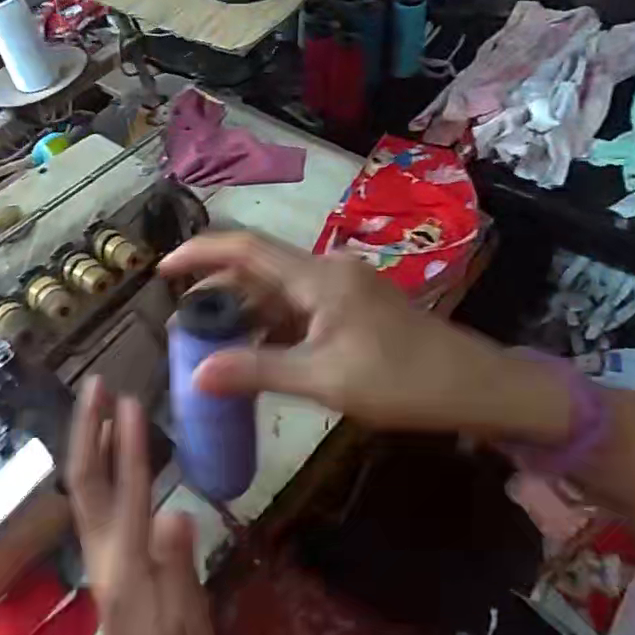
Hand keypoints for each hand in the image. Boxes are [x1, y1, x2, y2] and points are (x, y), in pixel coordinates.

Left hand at [67, 378, 212, 634]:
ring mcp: (99, 548)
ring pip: (87, 484)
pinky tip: (110, 443)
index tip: (131, 402)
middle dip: (88, 428)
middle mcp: (102, 548)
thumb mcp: (185, 622)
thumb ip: (177, 567)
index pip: (127, 493)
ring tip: (100, 400)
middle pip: (87, 479)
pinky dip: (100, 460)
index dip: (129, 445)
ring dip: (89, 438)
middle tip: (96, 384)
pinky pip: (98, 494)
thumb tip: (177, 513)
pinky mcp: (106, 550)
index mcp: (125, 563)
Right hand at [157, 232, 568, 440]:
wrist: (472, 386)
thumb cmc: (400, 380)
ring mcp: (341, 286)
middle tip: (181, 320)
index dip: (199, 252)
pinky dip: (272, 322)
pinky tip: (258, 349)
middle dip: (216, 289)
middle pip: (257, 267)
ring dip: (244, 309)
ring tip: (210, 340)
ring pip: (277, 288)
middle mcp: (326, 269)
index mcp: (316, 276)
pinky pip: (299, 305)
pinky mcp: (352, 305)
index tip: (162, 269)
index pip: (244, 248)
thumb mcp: (324, 379)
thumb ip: (257, 370)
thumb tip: (196, 373)